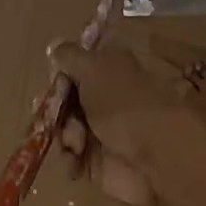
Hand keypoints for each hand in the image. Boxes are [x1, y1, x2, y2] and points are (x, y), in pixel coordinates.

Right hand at [49, 41, 183, 205]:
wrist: (153, 152)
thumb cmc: (121, 99)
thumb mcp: (91, 67)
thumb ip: (69, 56)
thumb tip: (54, 45)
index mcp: (106, 65)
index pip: (75, 63)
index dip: (62, 70)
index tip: (56, 78)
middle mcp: (102, 94)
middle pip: (66, 95)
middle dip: (55, 105)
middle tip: (52, 112)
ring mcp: (99, 128)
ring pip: (64, 126)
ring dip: (63, 132)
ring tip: (75, 140)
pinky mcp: (97, 161)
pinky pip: (71, 156)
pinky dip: (69, 158)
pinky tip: (75, 157)